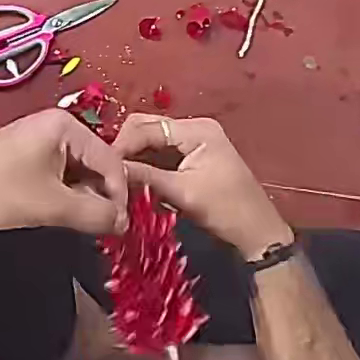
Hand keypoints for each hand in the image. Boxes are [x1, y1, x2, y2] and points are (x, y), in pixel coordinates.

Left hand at [0, 108, 126, 235]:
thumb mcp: (53, 205)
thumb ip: (96, 213)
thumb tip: (125, 222)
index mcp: (65, 125)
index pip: (111, 159)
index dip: (119, 195)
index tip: (119, 226)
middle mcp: (56, 124)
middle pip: (96, 163)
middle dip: (98, 196)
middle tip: (96, 227)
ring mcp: (40, 137)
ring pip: (78, 171)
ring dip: (81, 197)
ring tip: (71, 219)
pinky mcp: (28, 153)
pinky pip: (60, 172)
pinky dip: (64, 193)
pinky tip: (55, 210)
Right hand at [113, 115, 292, 259]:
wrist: (258, 232)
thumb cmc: (226, 210)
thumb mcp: (183, 193)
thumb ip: (145, 176)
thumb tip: (111, 169)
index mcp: (196, 129)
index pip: (147, 127)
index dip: (122, 145)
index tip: (101, 166)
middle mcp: (194, 128)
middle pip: (147, 128)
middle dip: (126, 149)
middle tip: (106, 172)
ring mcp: (194, 141)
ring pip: (152, 142)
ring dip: (134, 158)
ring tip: (115, 177)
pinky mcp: (192, 157)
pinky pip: (161, 154)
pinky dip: (147, 166)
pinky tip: (133, 181)